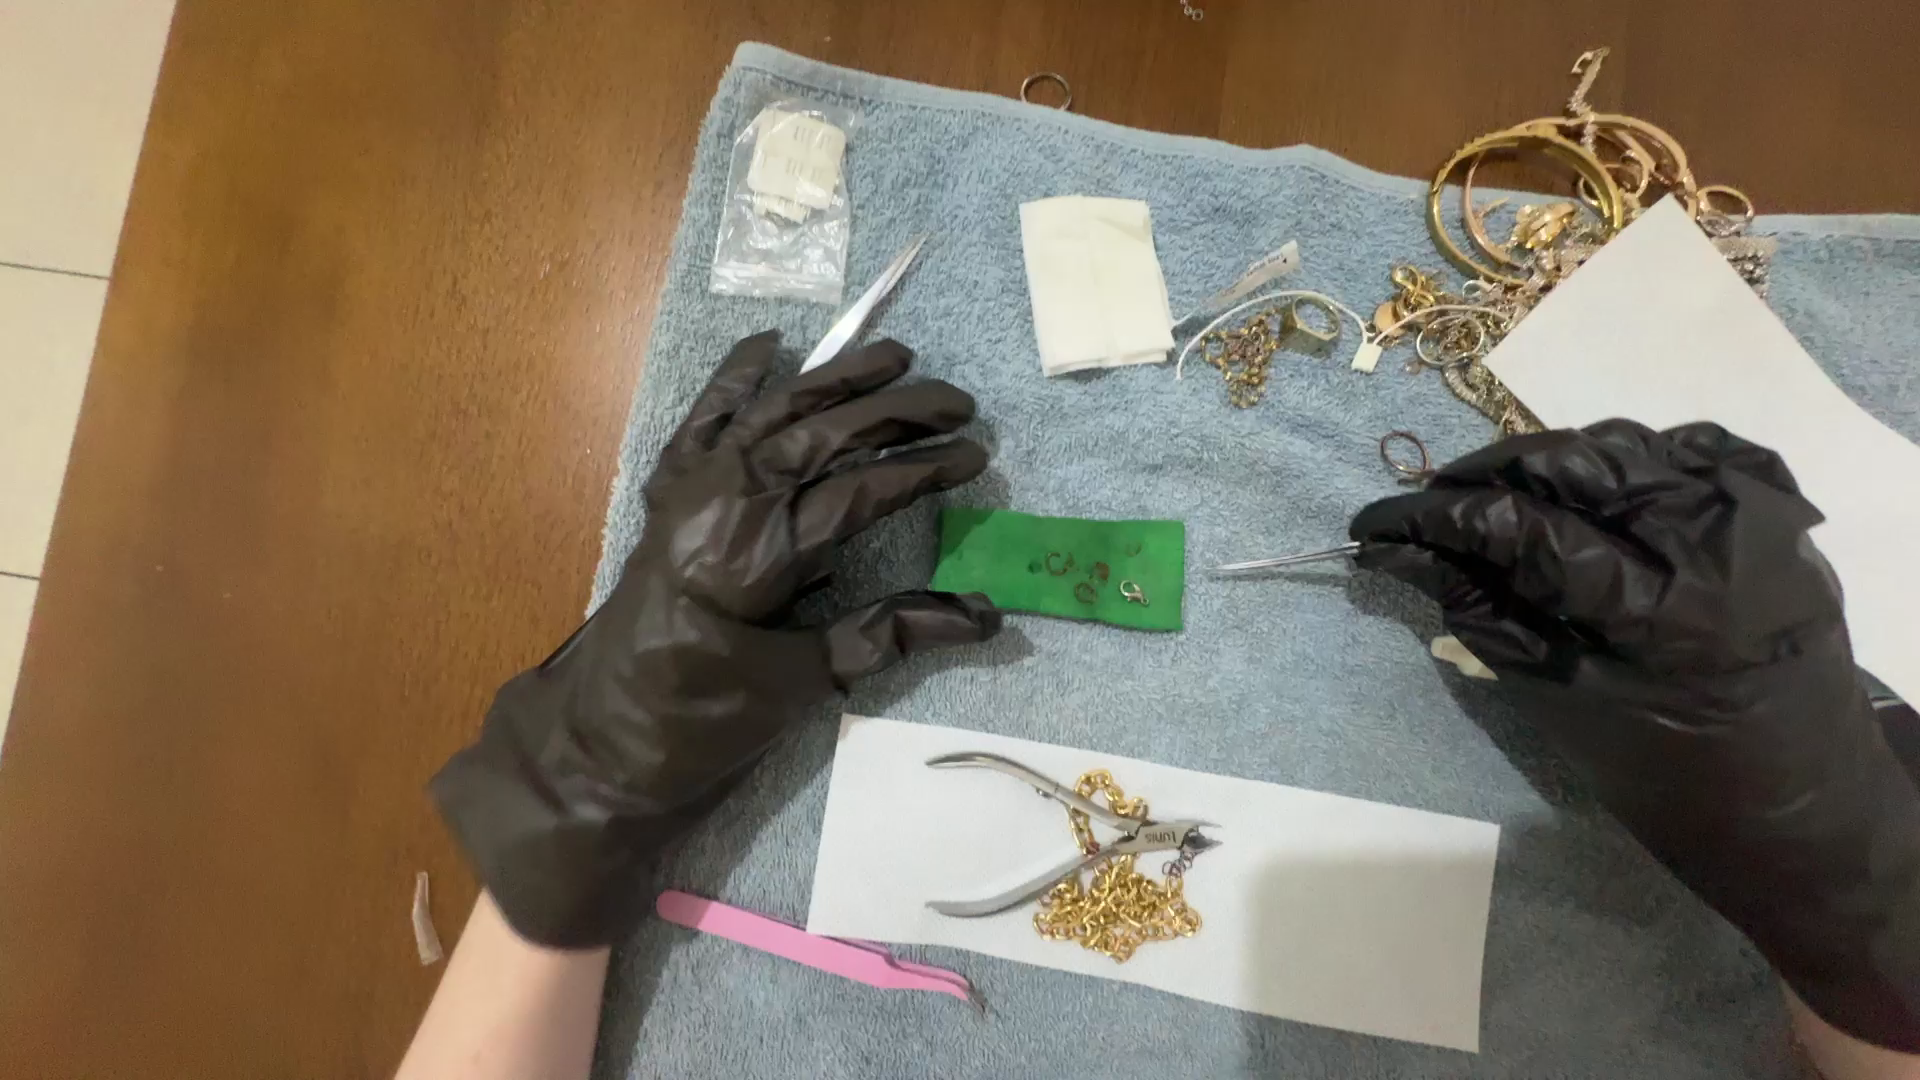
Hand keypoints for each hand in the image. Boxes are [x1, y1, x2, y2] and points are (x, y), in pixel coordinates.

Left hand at [432, 332, 1000, 947]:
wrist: (607, 731)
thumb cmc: (709, 716)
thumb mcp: (806, 683)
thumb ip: (892, 634)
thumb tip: (984, 616)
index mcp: (757, 558)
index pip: (857, 493)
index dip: (921, 470)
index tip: (974, 455)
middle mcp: (722, 504)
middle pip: (819, 436)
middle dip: (893, 411)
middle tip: (957, 399)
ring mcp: (690, 488)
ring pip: (771, 413)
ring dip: (835, 379)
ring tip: (894, 355)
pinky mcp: (669, 490)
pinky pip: (703, 419)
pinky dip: (734, 377)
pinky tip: (769, 342)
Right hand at [1349, 419, 1919, 1050]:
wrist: (1794, 804)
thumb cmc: (1651, 768)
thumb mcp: (1541, 686)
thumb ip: (1469, 601)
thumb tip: (1394, 549)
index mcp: (1655, 609)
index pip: (1513, 525)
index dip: (1428, 516)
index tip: (1369, 523)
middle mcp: (1717, 545)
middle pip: (1570, 460)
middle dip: (1482, 473)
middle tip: (1433, 505)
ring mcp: (1761, 521)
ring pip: (1624, 442)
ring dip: (1544, 462)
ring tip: (1499, 496)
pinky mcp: (1779, 519)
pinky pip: (1692, 450)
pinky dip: (1627, 458)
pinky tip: (1589, 489)